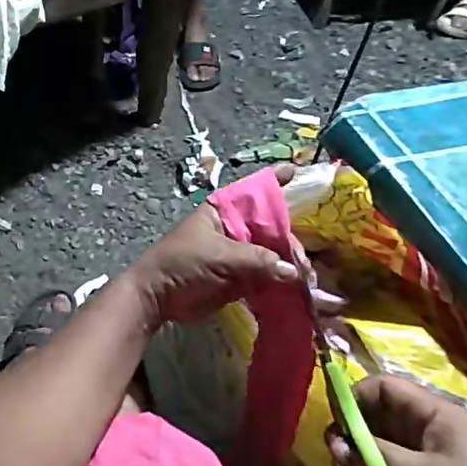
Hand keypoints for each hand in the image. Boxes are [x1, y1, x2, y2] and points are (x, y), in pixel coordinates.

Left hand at [126, 165, 303, 327]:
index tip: (294, 170)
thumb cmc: (182, 263)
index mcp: (222, 212)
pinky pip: (267, 278)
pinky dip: (283, 284)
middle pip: (271, 229)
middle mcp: (233, 230)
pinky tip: (303, 293)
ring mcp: (238, 255)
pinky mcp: (240, 279)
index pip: (251, 192)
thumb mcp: (219, 256)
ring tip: (308, 282)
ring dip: (291, 266)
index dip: (272, 182)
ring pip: (273, 255)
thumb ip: (257, 260)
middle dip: (290, 243)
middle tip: (304, 264)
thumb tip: (294, 271)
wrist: (158, 296)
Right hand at [329, 377, 466, 465]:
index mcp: (438, 412)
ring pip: (388, 441)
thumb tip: (334, 443)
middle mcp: (436, 426)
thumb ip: (376, 457)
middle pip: (382, 413)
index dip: (355, 398)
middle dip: (356, 431)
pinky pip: (401, 465)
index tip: (335, 424)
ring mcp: (440, 455)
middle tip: (339, 457)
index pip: (383, 386)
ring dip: (367, 455)